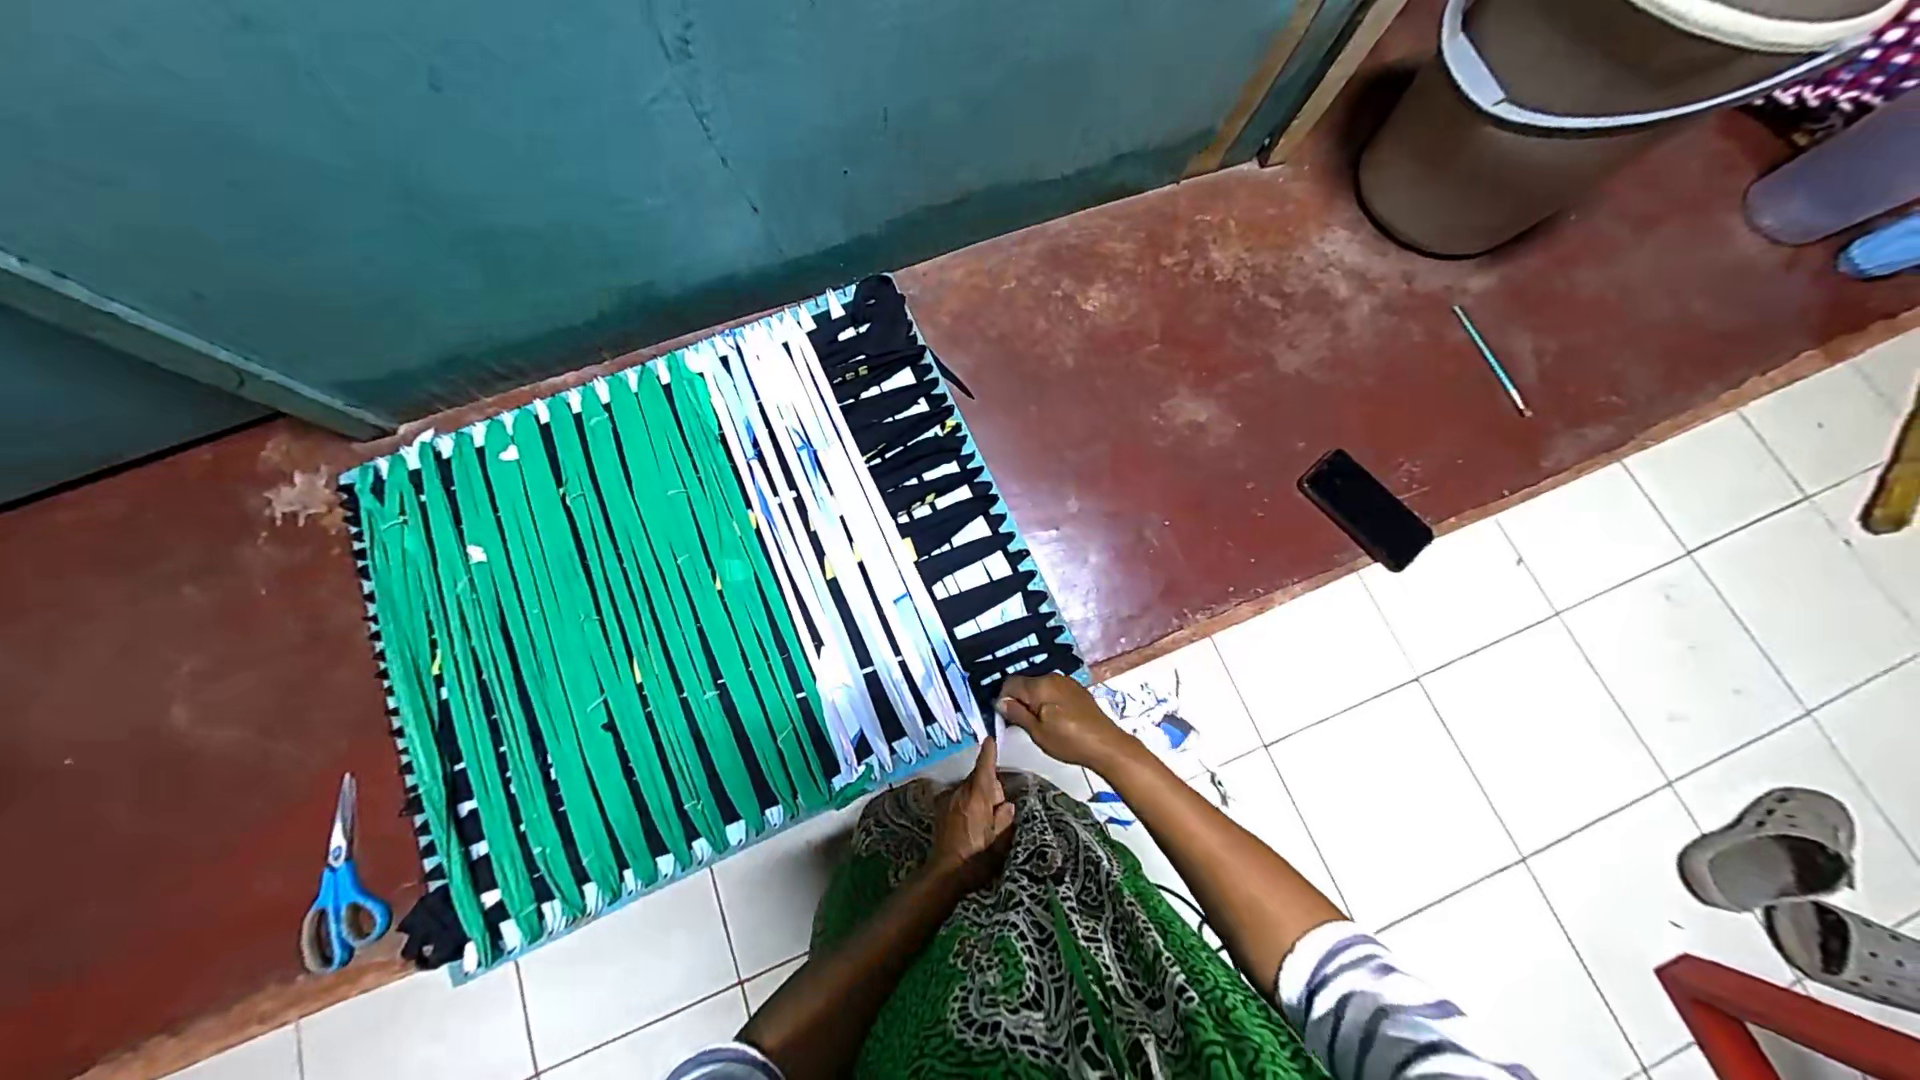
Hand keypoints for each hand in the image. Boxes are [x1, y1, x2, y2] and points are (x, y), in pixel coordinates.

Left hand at [926, 736, 1017, 891]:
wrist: (945, 874)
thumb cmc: (977, 858)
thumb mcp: (1001, 840)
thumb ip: (1005, 817)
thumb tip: (1006, 805)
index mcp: (976, 796)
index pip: (984, 767)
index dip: (989, 753)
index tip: (991, 739)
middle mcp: (959, 792)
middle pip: (978, 778)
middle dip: (988, 787)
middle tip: (995, 809)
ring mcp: (946, 800)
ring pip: (967, 788)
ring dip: (975, 795)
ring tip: (980, 820)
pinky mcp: (939, 809)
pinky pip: (956, 797)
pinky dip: (964, 802)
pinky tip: (967, 822)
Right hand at [995, 674, 1135, 771]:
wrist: (1106, 745)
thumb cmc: (1069, 741)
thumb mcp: (1037, 732)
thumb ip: (1016, 713)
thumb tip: (1001, 701)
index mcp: (1040, 685)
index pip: (1010, 683)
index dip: (1004, 699)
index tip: (1007, 717)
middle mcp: (1052, 677)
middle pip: (1026, 684)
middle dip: (1020, 700)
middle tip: (1024, 724)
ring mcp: (1067, 682)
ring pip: (1040, 687)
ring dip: (1035, 701)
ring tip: (1041, 724)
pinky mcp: (1077, 689)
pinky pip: (1054, 690)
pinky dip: (1049, 701)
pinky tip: (1057, 719)